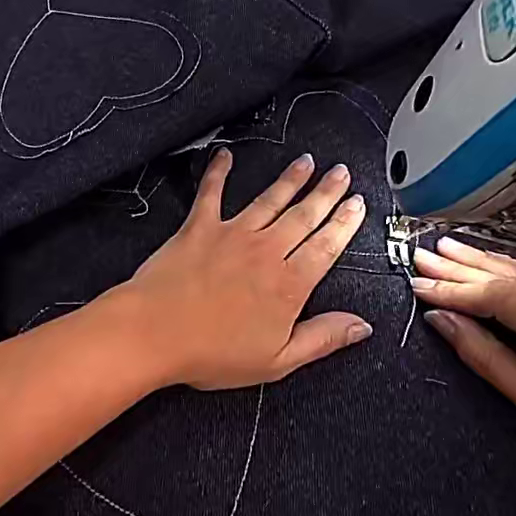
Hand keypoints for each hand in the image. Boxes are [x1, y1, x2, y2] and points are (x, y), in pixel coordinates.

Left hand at [108, 148, 371, 390]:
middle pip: (304, 215)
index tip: (357, 204)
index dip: (345, 223)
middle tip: (340, 172)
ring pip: (270, 199)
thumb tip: (360, 327)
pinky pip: (212, 192)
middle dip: (326, 191)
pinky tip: (226, 155)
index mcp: (287, 284)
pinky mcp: (200, 227)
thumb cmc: (212, 352)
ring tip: (306, 162)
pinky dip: (219, 172)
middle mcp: (265, 251)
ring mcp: (232, 234)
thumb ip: (322, 338)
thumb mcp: (277, 360)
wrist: (154, 333)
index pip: (326, 246)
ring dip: (290, 179)